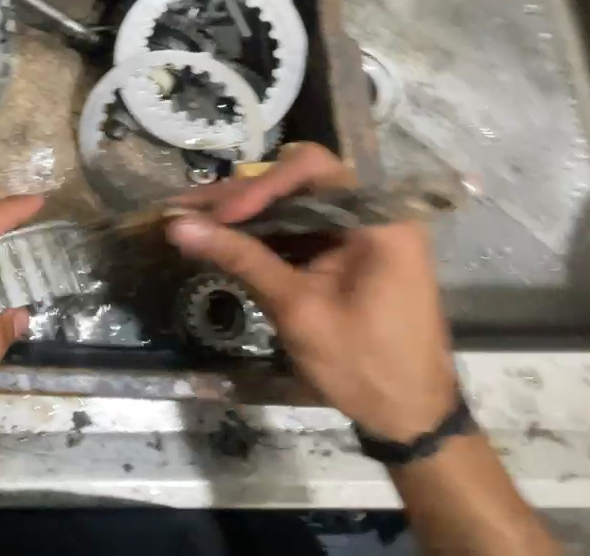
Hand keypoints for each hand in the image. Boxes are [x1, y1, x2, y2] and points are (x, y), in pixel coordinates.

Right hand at [166, 144, 457, 440]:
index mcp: (377, 220)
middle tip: (187, 210)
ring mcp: (358, 233)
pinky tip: (218, 237)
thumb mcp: (298, 309)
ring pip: (289, 203)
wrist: (412, 420)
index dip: (259, 185)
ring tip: (190, 220)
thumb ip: (241, 258)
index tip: (220, 216)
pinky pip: (296, 227)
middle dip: (239, 198)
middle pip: (295, 182)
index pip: (310, 169)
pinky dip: (258, 233)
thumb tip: (177, 225)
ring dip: (242, 214)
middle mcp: (371, 214)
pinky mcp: (344, 252)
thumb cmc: (364, 365)